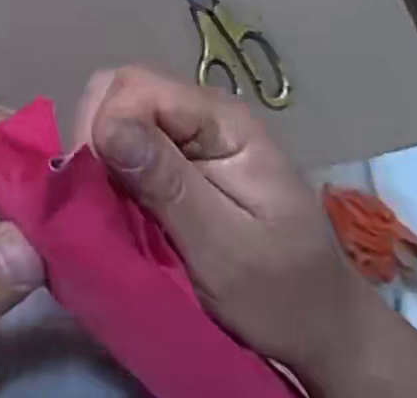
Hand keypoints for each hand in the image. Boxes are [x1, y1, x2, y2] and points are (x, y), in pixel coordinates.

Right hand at [72, 66, 387, 383]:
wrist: (321, 332)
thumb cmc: (282, 296)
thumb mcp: (226, 249)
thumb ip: (167, 184)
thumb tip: (107, 127)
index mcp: (223, 120)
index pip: (137, 85)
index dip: (106, 122)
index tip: (97, 182)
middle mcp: (201, 112)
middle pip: (121, 89)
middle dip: (96, 134)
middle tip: (97, 193)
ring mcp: (189, 132)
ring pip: (116, 112)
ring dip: (99, 153)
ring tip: (106, 201)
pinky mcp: (175, 155)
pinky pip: (123, 139)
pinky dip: (107, 167)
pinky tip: (115, 200)